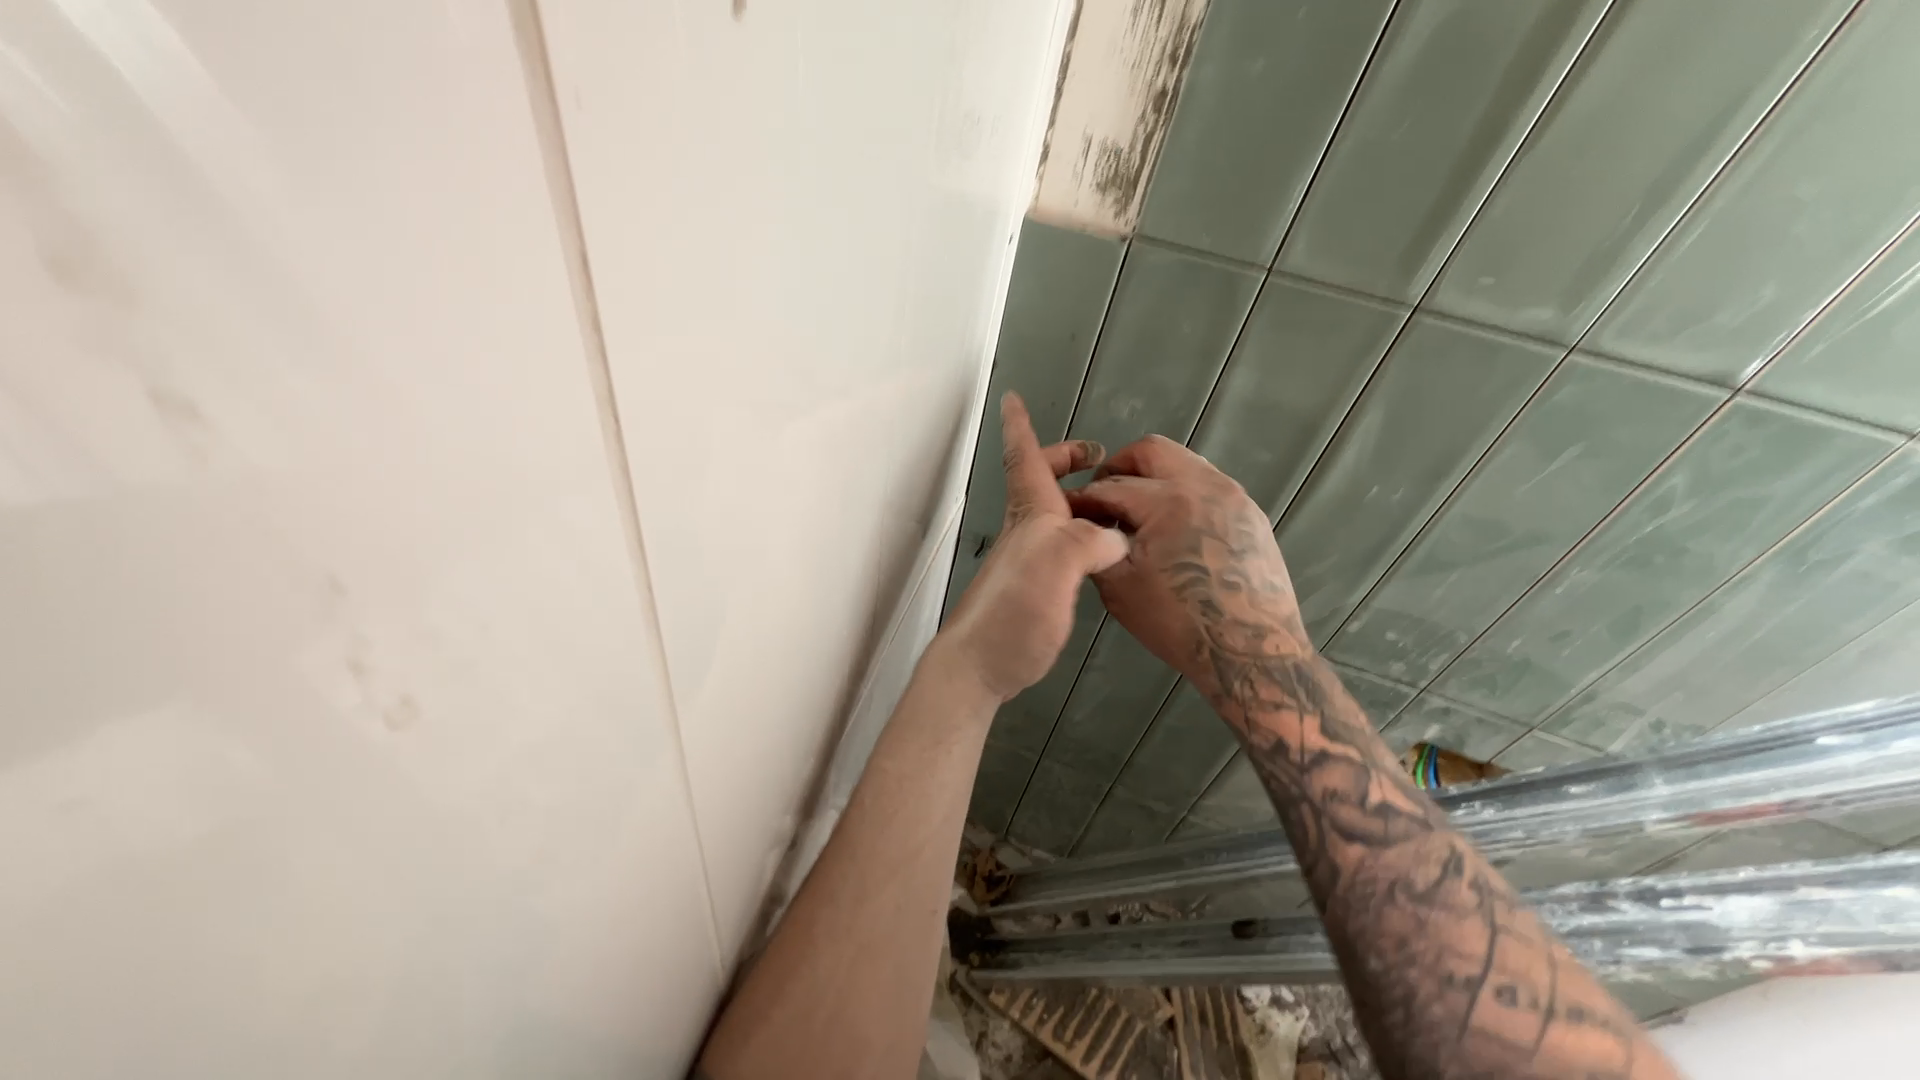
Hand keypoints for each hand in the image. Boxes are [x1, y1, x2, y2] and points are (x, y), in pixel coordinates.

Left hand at [939, 394, 1128, 701]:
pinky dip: (1083, 534)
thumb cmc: (1014, 611)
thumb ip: (1090, 540)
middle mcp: (1026, 533)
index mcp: (1031, 517)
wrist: (979, 666)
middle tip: (1096, 457)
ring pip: (1052, 514)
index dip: (1019, 427)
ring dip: (1078, 497)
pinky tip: (1103, 553)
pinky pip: (1062, 546)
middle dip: (1064, 460)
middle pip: (1039, 483)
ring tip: (1113, 503)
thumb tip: (1118, 540)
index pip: (1024, 461)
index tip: (1011, 398)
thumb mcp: (1056, 564)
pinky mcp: (1035, 590)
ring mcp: (1028, 562)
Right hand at [1065, 435, 1308, 698]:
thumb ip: (1093, 545)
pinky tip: (1170, 528)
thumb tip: (1079, 526)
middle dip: (1118, 468)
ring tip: (1137, 513)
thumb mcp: (1118, 587)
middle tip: (1103, 497)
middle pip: (1150, 452)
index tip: (1068, 511)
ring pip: (1183, 463)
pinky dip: (1180, 493)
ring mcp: (1232, 496)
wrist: (1249, 650)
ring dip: (1152, 478)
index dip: (1082, 499)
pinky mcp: (1249, 513)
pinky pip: (1207, 485)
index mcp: (1167, 502)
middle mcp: (1203, 485)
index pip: (1110, 487)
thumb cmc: (1178, 623)